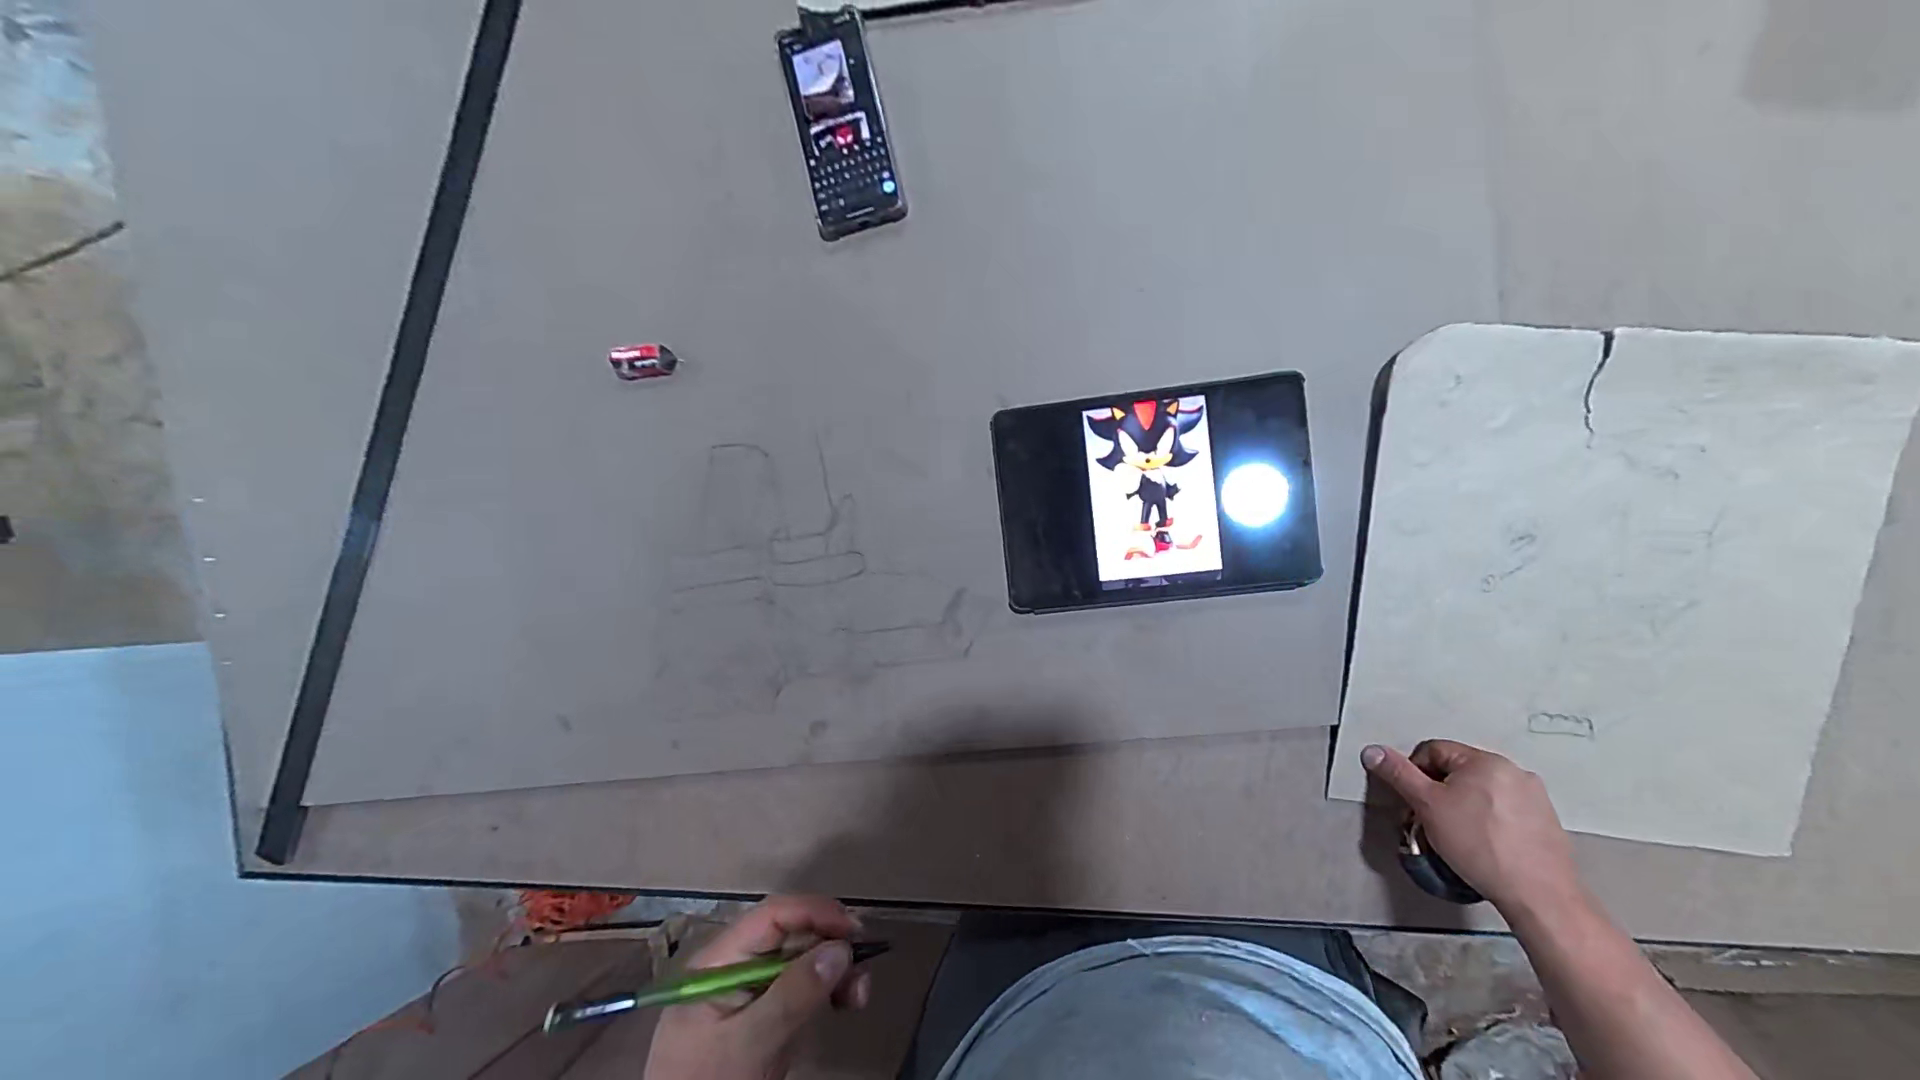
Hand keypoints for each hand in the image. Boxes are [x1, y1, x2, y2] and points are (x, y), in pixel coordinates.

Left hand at [644, 895, 870, 1079]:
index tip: (854, 930)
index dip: (815, 913)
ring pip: (804, 959)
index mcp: (720, 960)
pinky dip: (830, 990)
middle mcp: (737, 966)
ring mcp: (752, 992)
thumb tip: (841, 948)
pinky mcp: (767, 1016)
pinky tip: (846, 1003)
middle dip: (832, 944)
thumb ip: (793, 995)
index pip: (772, 915)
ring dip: (836, 968)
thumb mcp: (749, 1044)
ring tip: (858, 996)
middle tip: (863, 971)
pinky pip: (804, 988)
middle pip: (792, 934)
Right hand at [1362, 740, 1584, 918]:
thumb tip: (1374, 751)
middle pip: (1457, 770)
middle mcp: (1514, 772)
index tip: (1413, 800)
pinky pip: (1504, 809)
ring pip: (1480, 790)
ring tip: (1455, 834)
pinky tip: (1482, 843)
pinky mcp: (1546, 822)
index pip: (1433, 750)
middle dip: (1437, 791)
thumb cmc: (1481, 846)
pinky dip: (1486, 819)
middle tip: (1429, 818)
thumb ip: (1397, 773)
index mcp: (1485, 761)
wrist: (1539, 895)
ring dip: (1461, 805)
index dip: (1413, 772)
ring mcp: (1535, 797)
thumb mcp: (1426, 805)